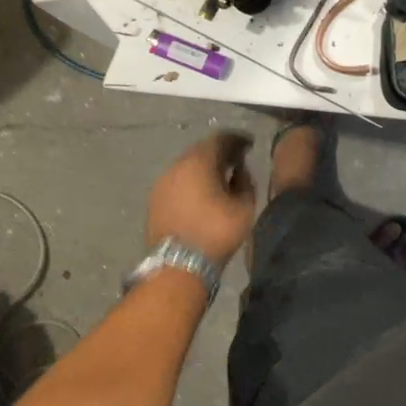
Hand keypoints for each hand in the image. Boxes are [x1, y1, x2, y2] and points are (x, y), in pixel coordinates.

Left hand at [145, 131, 258, 267]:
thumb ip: (246, 182)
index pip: (220, 139)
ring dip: (204, 168)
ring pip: (186, 166)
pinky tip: (202, 194)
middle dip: (220, 152)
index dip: (238, 140)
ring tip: (220, 178)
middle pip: (200, 150)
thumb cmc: (216, 233)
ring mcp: (162, 183)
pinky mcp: (154, 200)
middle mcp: (176, 166)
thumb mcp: (244, 208)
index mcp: (199, 162)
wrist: (177, 266)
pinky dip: (191, 181)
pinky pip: (177, 181)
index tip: (250, 145)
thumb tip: (240, 171)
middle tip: (236, 160)